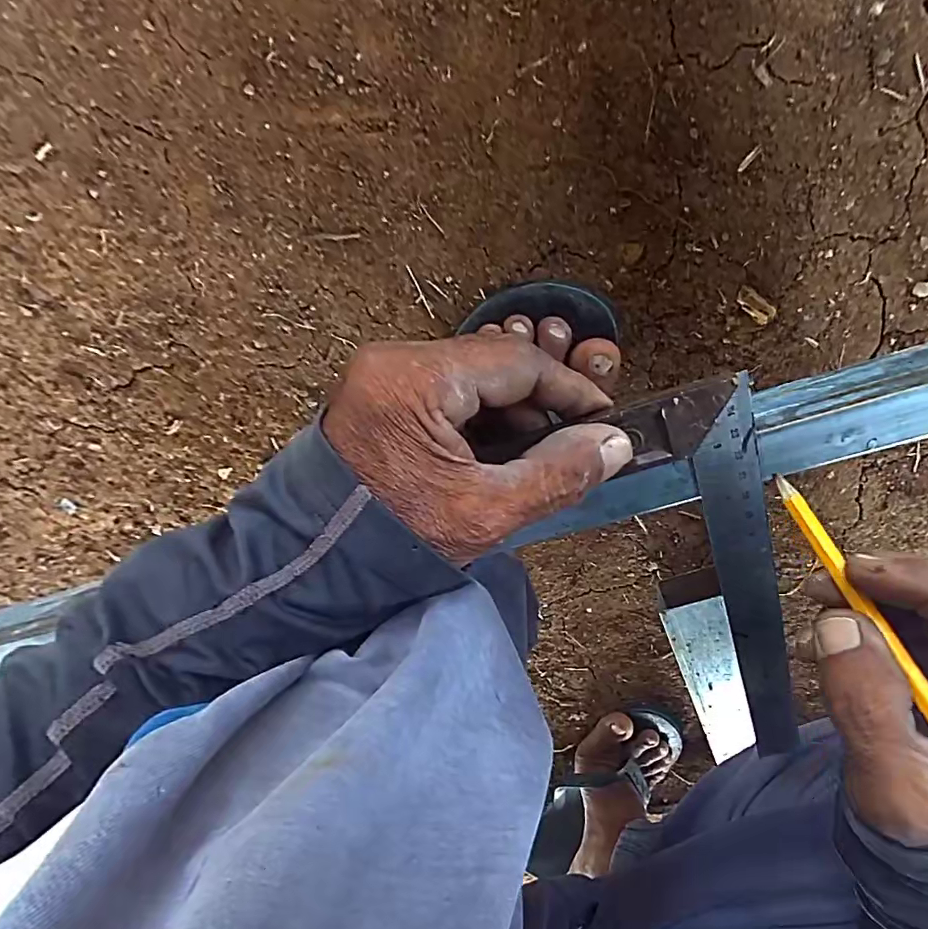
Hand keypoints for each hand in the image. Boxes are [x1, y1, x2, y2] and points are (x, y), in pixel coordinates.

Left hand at [321, 332, 633, 564]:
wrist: (314, 566)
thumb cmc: (391, 541)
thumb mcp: (489, 512)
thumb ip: (560, 474)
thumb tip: (613, 446)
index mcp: (413, 381)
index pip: (518, 362)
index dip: (571, 389)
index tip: (603, 417)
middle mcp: (394, 363)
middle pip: (497, 364)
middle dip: (543, 403)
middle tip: (573, 442)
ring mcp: (384, 377)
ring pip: (477, 377)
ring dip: (517, 413)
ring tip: (536, 456)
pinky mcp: (383, 396)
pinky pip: (452, 392)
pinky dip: (486, 419)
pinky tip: (500, 454)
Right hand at [796, 554, 927, 850]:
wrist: (925, 860)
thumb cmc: (922, 836)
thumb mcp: (891, 787)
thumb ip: (867, 708)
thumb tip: (838, 623)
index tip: (864, 573)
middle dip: (902, 584)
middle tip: (837, 577)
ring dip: (882, 595)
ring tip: (825, 599)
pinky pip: (921, 625)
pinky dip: (875, 616)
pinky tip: (836, 626)